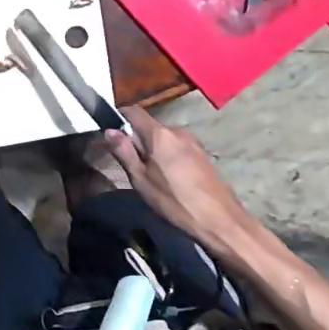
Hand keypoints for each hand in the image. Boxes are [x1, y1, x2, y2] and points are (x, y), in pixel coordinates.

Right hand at [104, 106, 262, 260]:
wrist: (218, 218)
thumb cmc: (174, 201)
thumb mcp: (141, 180)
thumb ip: (125, 152)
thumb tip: (111, 130)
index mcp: (159, 134)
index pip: (135, 111)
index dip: (121, 118)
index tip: (113, 134)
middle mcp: (177, 131)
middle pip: (150, 127)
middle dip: (139, 140)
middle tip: (133, 167)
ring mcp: (193, 141)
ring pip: (165, 139)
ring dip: (155, 150)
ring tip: (154, 177)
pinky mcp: (203, 153)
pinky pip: (178, 148)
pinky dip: (169, 157)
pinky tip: (172, 180)